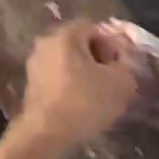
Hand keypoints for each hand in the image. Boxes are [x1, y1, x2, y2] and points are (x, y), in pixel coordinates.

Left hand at [16, 21, 137, 152]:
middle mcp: (45, 40)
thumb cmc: (85, 102)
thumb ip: (126, 64)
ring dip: (84, 70)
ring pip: (67, 58)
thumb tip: (123, 58)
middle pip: (78, 41)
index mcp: (64, 34)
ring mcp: (35, 59)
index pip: (93, 27)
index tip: (120, 66)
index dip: (111, 45)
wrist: (47, 131)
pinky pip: (57, 72)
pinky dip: (70, 81)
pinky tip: (81, 101)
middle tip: (112, 79)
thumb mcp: (120, 83)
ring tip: (99, 92)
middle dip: (98, 57)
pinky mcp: (32, 78)